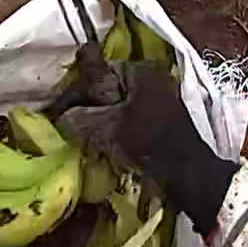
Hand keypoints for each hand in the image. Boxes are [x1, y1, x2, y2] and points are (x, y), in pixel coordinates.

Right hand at [56, 61, 237, 234]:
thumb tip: (61, 117)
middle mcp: (150, 78)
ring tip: (79, 136)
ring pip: (115, 104)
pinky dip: (112, 128)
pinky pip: (126, 117)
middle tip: (65, 124)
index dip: (76, 91)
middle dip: (86, 105)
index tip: (57, 110)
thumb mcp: (111, 128)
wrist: (190, 175)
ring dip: (98, 119)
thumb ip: (82, 118)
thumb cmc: (151, 143)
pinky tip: (100, 143)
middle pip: (107, 87)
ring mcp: (156, 99)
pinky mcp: (158, 120)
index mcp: (141, 70)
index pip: (98, 71)